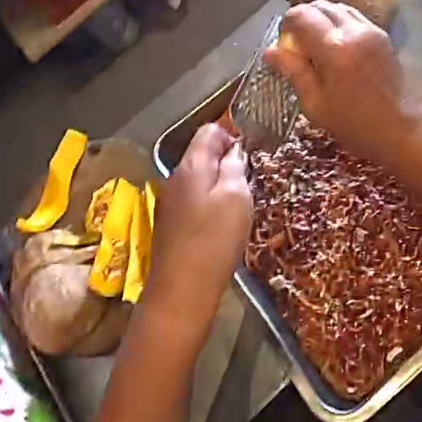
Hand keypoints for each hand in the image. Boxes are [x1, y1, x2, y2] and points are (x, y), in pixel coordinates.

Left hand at [137, 123, 250, 354]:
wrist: (182, 291)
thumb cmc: (214, 240)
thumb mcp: (237, 198)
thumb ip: (236, 168)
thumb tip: (235, 151)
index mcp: (191, 165)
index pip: (209, 131)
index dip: (232, 137)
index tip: (251, 157)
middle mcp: (175, 178)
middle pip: (203, 155)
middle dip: (227, 163)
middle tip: (250, 184)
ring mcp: (170, 202)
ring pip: (199, 180)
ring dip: (220, 186)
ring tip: (240, 207)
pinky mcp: (171, 225)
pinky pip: (194, 202)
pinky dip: (210, 206)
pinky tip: (222, 226)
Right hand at [264, 1, 421, 167]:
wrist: (403, 127)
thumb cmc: (355, 124)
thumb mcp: (316, 105)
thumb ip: (293, 72)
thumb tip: (269, 51)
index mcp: (334, 49)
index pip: (301, 16)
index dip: (286, 25)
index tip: (284, 45)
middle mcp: (353, 31)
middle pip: (319, 6)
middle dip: (303, 19)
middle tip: (297, 45)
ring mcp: (371, 30)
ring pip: (338, 7)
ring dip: (322, 18)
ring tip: (316, 45)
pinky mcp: (383, 35)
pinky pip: (354, 17)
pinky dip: (339, 22)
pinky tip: (336, 46)